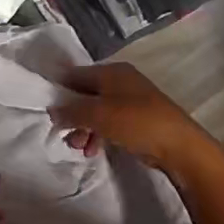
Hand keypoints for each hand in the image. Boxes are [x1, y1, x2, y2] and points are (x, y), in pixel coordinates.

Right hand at [50, 62, 214, 173]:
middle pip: (84, 95)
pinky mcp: (135, 121)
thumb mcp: (98, 114)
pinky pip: (108, 125)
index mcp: (112, 72)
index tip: (46, 111)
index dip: (59, 91)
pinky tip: (93, 151)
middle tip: (64, 135)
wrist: (177, 146)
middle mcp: (120, 82)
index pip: (75, 75)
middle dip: (71, 116)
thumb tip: (53, 110)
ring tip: (80, 148)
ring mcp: (129, 102)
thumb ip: (72, 111)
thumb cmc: (136, 122)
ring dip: (83, 130)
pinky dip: (98, 135)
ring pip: (95, 113)